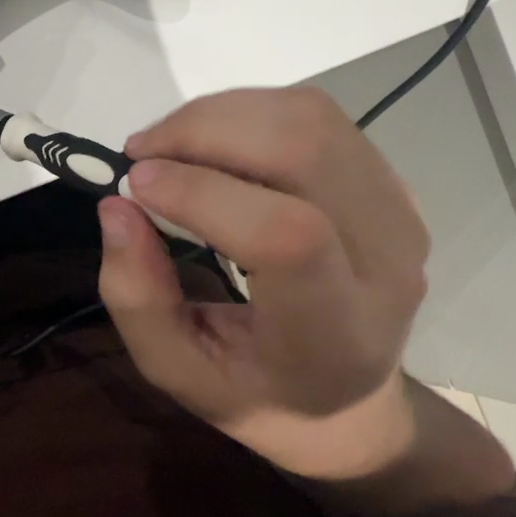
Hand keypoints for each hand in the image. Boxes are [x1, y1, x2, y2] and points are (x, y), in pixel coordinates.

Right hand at [95, 87, 430, 481]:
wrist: (346, 402)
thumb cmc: (252, 392)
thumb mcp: (174, 370)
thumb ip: (138, 298)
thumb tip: (115, 206)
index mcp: (334, 330)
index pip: (287, 235)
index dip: (202, 192)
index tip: (132, 184)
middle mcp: (387, 261)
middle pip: (305, 150)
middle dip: (202, 131)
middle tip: (139, 156)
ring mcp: (399, 213)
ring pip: (310, 117)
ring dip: (219, 114)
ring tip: (167, 148)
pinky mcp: (391, 184)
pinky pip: (317, 117)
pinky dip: (246, 114)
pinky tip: (209, 146)